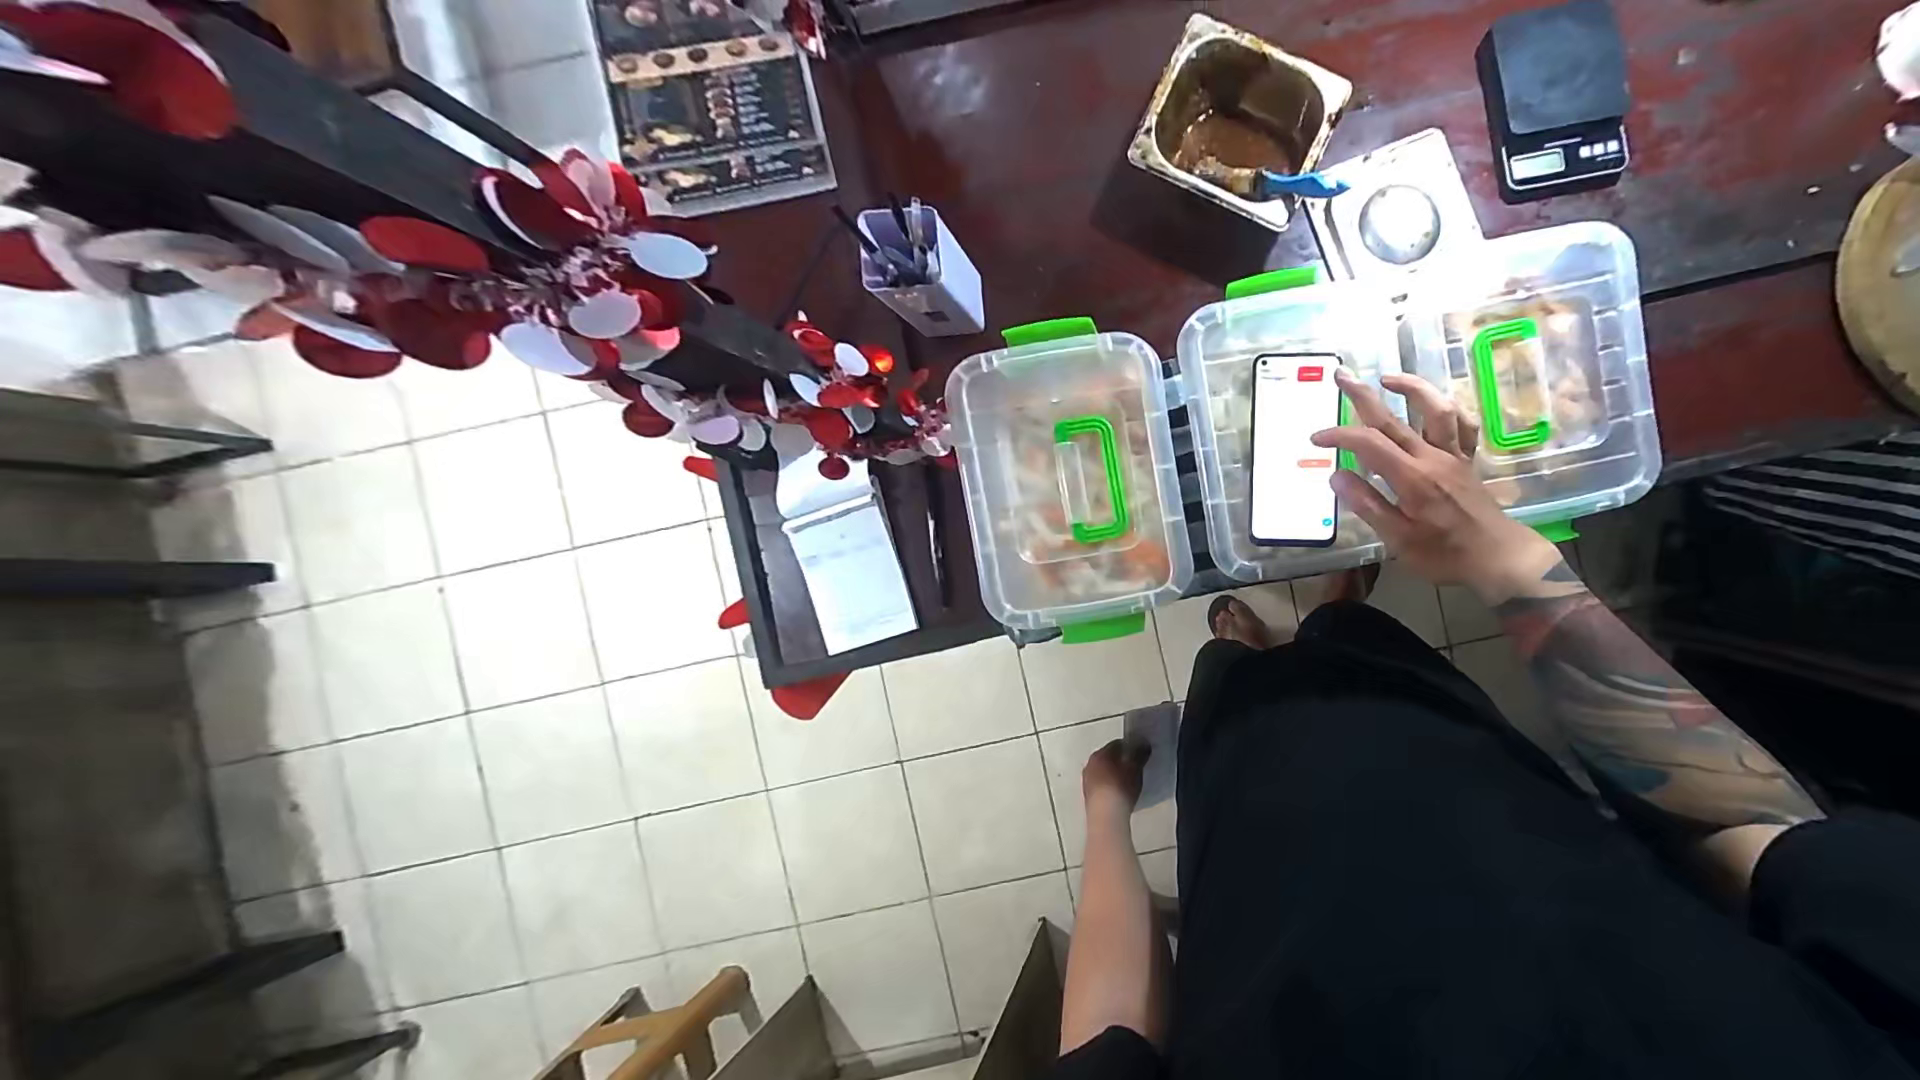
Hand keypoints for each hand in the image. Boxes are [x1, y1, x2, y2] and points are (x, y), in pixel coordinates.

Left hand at [1082, 739, 1145, 816]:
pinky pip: (1101, 785)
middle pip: (1108, 758)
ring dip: (1113, 774)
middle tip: (1135, 767)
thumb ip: (1139, 753)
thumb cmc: (1121, 788)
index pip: (1116, 744)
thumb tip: (1143, 744)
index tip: (1140, 754)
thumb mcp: (1135, 768)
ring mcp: (1087, 780)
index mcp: (1099, 753)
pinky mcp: (1088, 796)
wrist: (1106, 815)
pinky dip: (1109, 786)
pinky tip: (1119, 794)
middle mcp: (1089, 764)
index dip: (1130, 747)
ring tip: (1128, 782)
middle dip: (1120, 761)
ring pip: (1103, 772)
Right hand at [1311, 369, 1562, 603]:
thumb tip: (1337, 475)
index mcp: (1413, 478)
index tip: (1316, 439)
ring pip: (1437, 410)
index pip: (1370, 444)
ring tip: (1389, 378)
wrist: (1500, 560)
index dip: (1340, 435)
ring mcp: (1454, 456)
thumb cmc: (1443, 554)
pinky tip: (1430, 405)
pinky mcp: (1467, 461)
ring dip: (1413, 388)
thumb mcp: (1397, 538)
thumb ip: (1367, 504)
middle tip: (1342, 375)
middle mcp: (1434, 459)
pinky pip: (1462, 426)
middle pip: (1395, 418)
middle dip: (1364, 395)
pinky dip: (1446, 410)